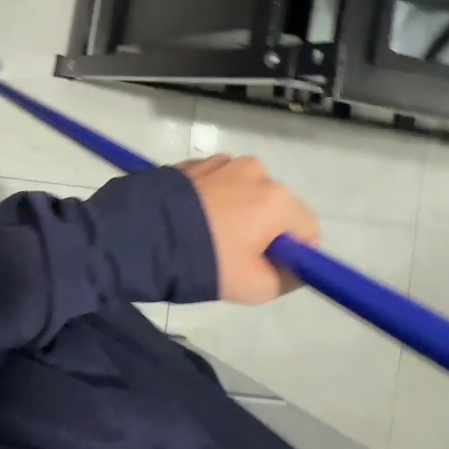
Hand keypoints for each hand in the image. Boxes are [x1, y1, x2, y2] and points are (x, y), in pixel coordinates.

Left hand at [176, 155, 319, 303]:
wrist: (142, 234)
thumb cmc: (207, 261)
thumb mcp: (257, 287)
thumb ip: (288, 277)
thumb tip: (293, 266)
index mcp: (277, 198)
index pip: (306, 228)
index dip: (292, 252)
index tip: (267, 265)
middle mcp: (254, 170)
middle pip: (273, 205)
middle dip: (261, 228)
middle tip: (232, 252)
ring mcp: (220, 162)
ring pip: (243, 191)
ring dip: (234, 210)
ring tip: (206, 234)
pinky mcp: (191, 162)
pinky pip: (215, 183)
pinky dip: (210, 198)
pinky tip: (189, 218)